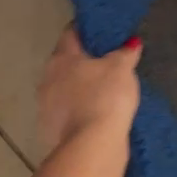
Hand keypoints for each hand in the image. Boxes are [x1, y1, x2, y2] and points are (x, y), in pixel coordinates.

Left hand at [36, 26, 141, 151]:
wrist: (91, 147)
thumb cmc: (105, 96)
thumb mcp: (122, 68)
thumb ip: (125, 52)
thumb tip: (131, 43)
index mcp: (61, 58)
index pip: (71, 34)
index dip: (86, 29)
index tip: (100, 29)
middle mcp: (47, 80)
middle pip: (65, 63)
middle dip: (82, 61)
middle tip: (105, 60)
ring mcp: (45, 108)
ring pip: (63, 89)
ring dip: (78, 88)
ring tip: (102, 90)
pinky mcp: (50, 133)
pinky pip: (66, 113)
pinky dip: (78, 110)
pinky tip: (95, 113)